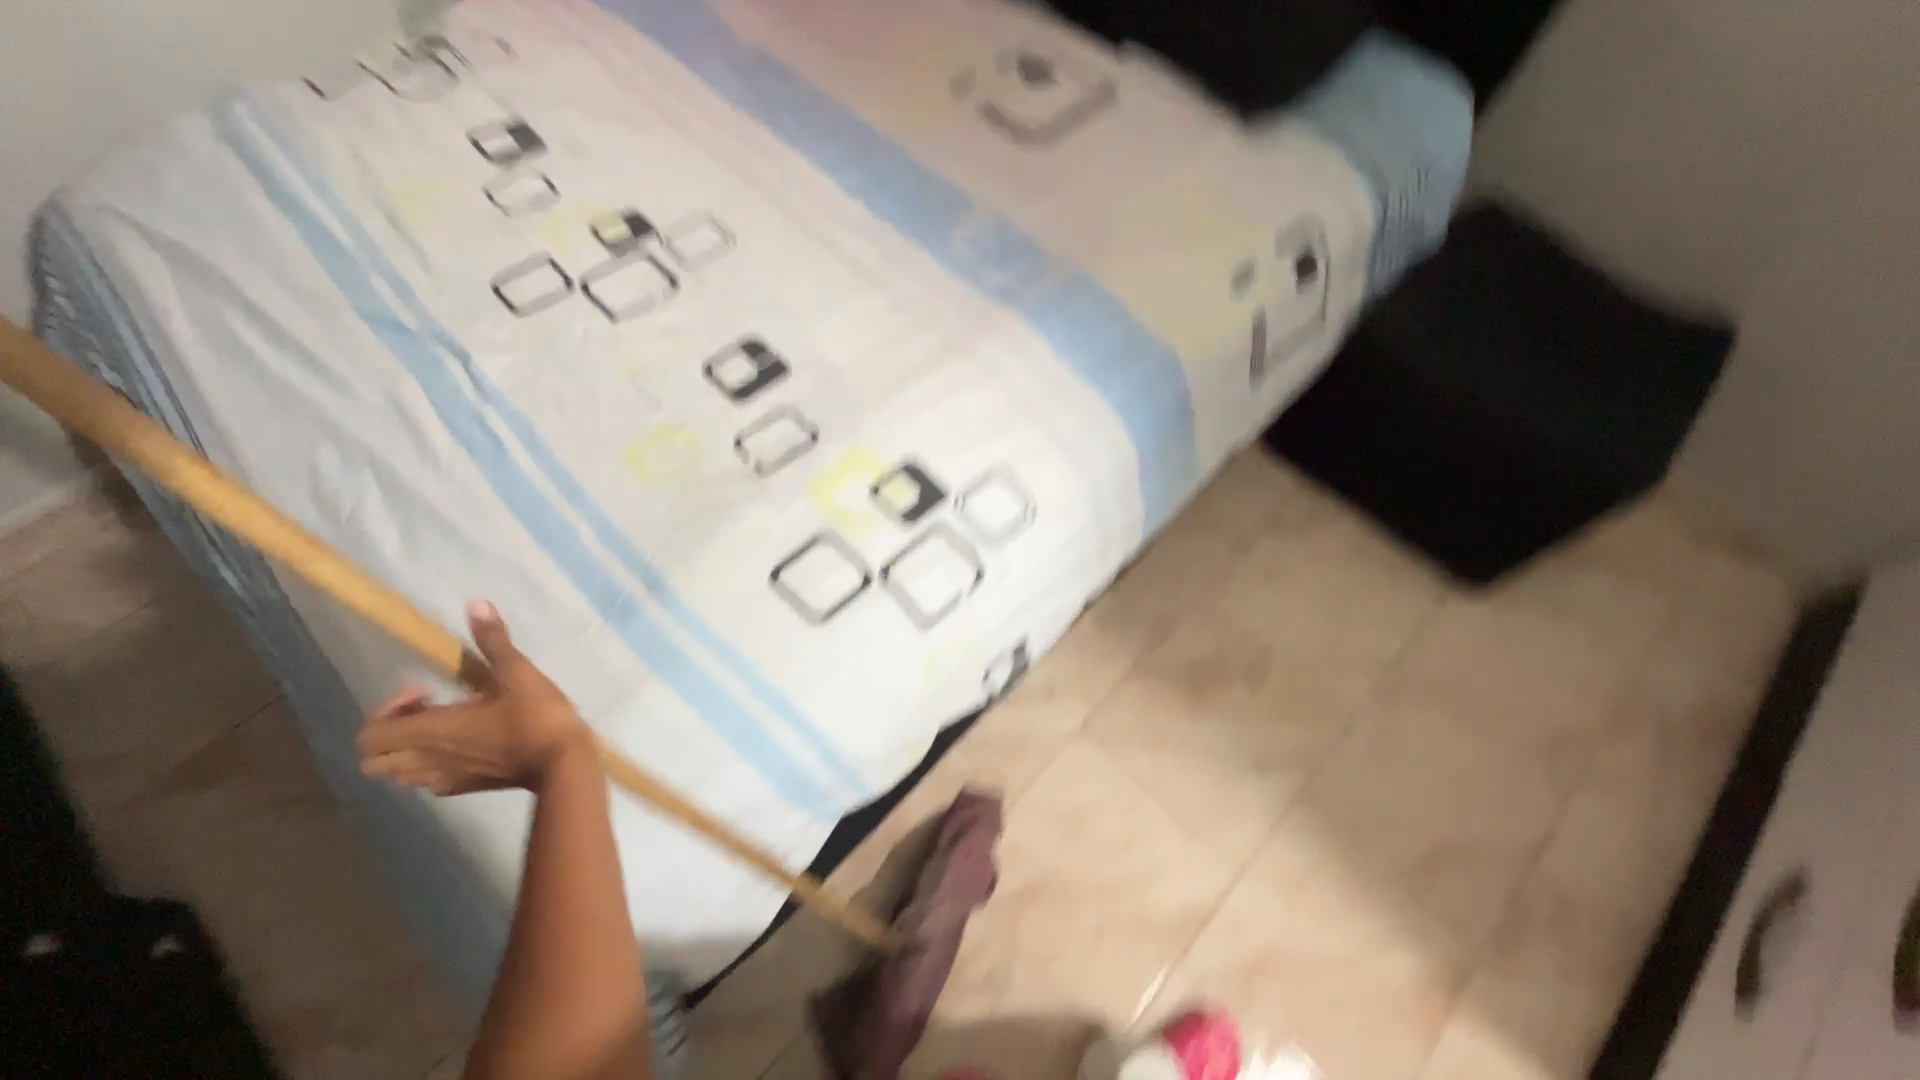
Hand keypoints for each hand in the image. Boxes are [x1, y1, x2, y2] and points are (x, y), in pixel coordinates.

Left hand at [359, 601, 592, 795]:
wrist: (564, 765)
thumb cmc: (536, 718)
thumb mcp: (518, 673)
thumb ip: (494, 641)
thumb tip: (476, 604)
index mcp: (432, 731)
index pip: (372, 734)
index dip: (389, 708)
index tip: (427, 689)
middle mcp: (429, 759)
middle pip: (374, 761)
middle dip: (390, 733)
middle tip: (426, 710)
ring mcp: (447, 778)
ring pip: (399, 775)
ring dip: (407, 753)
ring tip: (440, 729)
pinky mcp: (468, 788)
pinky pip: (430, 783)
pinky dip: (431, 767)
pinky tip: (460, 750)